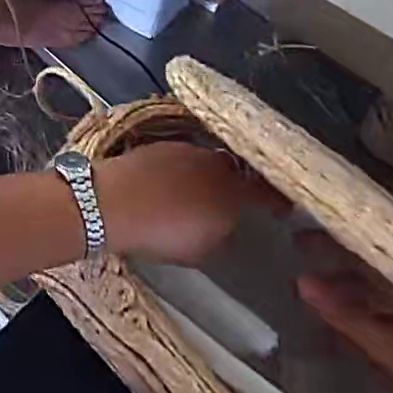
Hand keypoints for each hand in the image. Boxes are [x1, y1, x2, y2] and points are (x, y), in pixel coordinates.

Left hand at [97, 141, 275, 265]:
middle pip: (238, 171)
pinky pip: (187, 156)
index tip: (281, 209)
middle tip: (236, 201)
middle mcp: (215, 163)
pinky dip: (187, 169)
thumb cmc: (159, 233)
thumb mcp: (201, 249)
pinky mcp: (163, 144)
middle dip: (241, 184)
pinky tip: (175, 184)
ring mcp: (188, 149)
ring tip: (202, 194)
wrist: (111, 200)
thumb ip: (223, 233)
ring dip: (213, 175)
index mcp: (232, 192)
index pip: (267, 193)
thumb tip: (227, 223)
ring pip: (212, 161)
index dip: (276, 201)